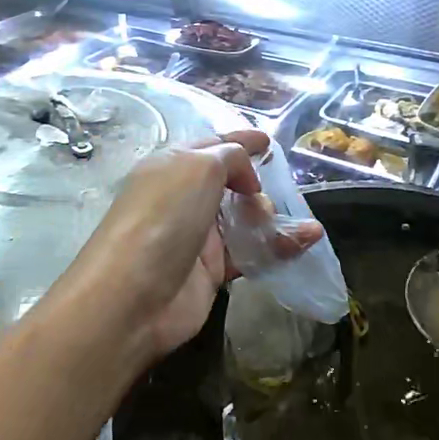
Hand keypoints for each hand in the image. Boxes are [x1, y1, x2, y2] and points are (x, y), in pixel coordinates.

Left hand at [58, 130, 324, 364]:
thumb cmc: (163, 218)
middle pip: (230, 184)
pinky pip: (253, 252)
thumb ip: (230, 157)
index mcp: (173, 166)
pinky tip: (306, 241)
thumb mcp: (198, 168)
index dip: (240, 141)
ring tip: (304, 226)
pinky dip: (280, 247)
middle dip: (258, 185)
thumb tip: (246, 178)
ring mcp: (197, 237)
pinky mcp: (212, 271)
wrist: (132, 298)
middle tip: (273, 195)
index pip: (212, 146)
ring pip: (246, 220)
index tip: (269, 142)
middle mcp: (184, 198)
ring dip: (276, 219)